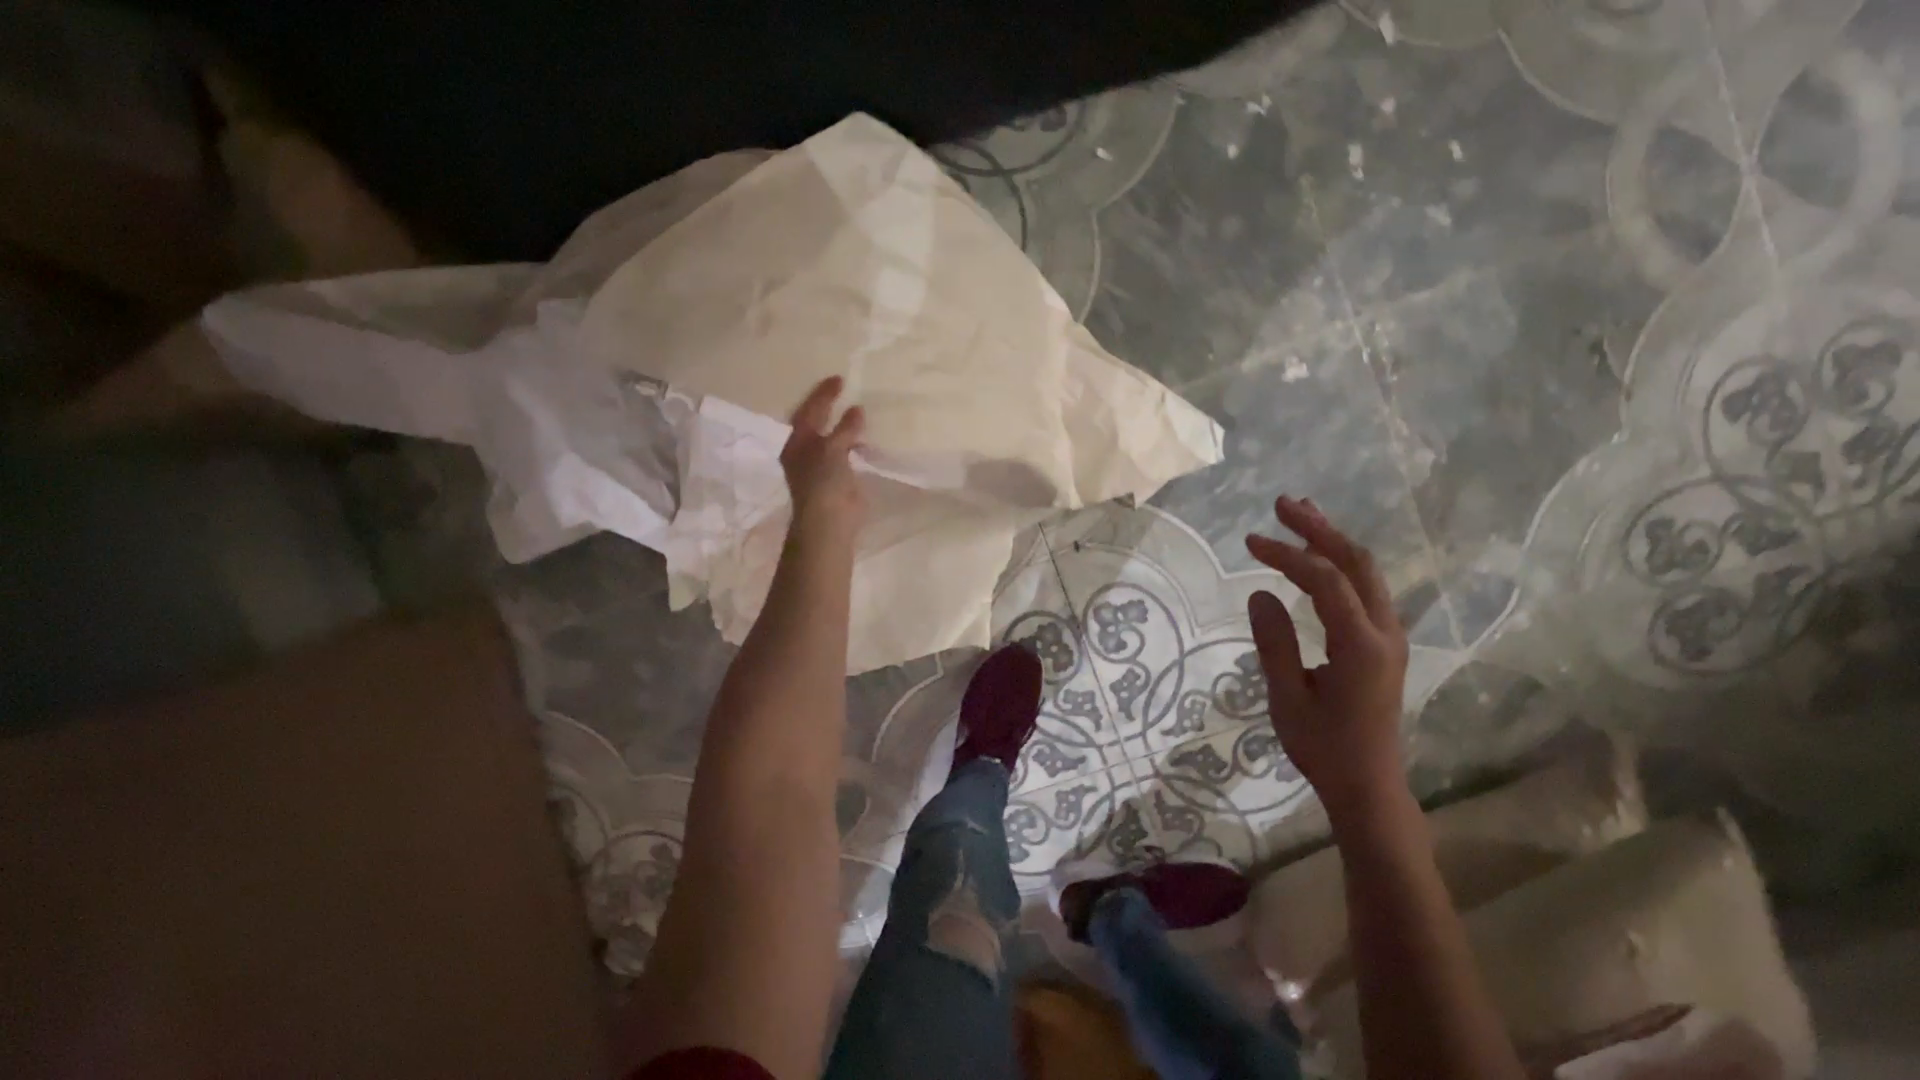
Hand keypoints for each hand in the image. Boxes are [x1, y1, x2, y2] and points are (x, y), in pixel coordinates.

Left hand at [781, 376, 866, 536]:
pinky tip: (867, 437)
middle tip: (846, 389)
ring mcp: (821, 466)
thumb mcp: (831, 449)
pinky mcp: (837, 478)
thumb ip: (844, 428)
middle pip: (816, 422)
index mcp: (797, 443)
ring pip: (832, 437)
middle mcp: (805, 452)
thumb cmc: (823, 482)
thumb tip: (857, 410)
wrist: (829, 521)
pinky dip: (855, 442)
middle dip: (829, 406)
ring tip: (859, 409)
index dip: (822, 394)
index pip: (808, 410)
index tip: (839, 379)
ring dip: (843, 424)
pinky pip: (846, 452)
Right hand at [1245, 496, 1409, 819]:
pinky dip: (1340, 565)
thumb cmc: (1324, 747)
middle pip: (1357, 563)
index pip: (1325, 581)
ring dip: (1333, 542)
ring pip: (1367, 573)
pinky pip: (1367, 590)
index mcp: (1361, 645)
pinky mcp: (1385, 645)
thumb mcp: (1287, 698)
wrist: (1369, 785)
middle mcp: (1385, 632)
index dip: (1287, 555)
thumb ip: (1275, 643)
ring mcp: (1391, 637)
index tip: (1250, 542)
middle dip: (1319, 529)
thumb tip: (1260, 592)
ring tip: (1300, 516)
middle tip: (1283, 504)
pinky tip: (1317, 560)